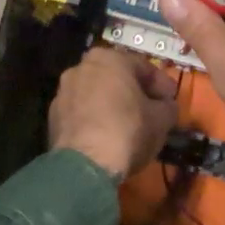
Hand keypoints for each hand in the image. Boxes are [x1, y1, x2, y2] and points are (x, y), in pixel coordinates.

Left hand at [49, 47, 177, 180]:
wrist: (85, 165)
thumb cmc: (128, 131)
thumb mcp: (162, 119)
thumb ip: (168, 106)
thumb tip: (166, 106)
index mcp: (109, 58)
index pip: (144, 67)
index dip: (162, 85)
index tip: (171, 101)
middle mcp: (81, 67)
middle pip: (116, 78)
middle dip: (134, 93)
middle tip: (151, 111)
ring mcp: (63, 91)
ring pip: (96, 94)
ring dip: (112, 105)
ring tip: (127, 125)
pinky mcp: (53, 117)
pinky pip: (82, 113)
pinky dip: (95, 120)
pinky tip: (106, 136)